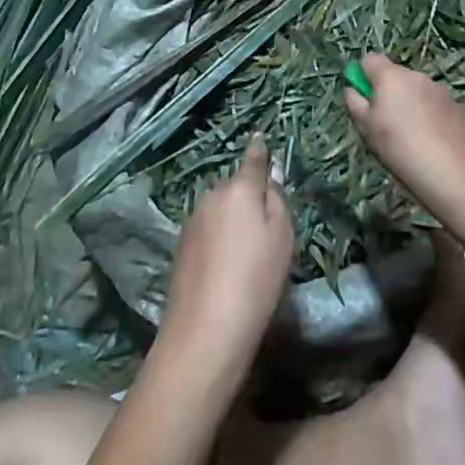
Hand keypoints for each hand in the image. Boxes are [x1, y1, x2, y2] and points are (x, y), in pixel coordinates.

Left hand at [160, 134, 293, 373]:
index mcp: (238, 188)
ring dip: (233, 221)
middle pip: (236, 188)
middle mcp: (211, 196)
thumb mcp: (282, 236)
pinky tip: (227, 267)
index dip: (258, 151)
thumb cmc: (256, 277)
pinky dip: (220, 239)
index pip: (252, 161)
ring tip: (249, 255)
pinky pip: (209, 230)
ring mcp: (192, 220)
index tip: (258, 137)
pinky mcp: (182, 246)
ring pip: (221, 210)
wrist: (207, 327)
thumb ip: (276, 200)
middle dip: (249, 198)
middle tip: (269, 230)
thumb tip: (267, 178)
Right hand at [343, 53, 464, 202]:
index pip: (369, 59)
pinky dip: (426, 112)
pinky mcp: (455, 105)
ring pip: (414, 88)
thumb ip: (354, 102)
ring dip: (408, 100)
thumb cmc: (398, 147)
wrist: (449, 171)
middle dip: (387, 90)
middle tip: (385, 120)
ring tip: (409, 132)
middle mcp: (415, 75)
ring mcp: (439, 88)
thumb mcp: (365, 127)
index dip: (362, 75)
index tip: (363, 98)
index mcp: (390, 76)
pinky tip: (428, 137)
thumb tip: (352, 89)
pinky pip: (432, 101)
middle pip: (394, 74)